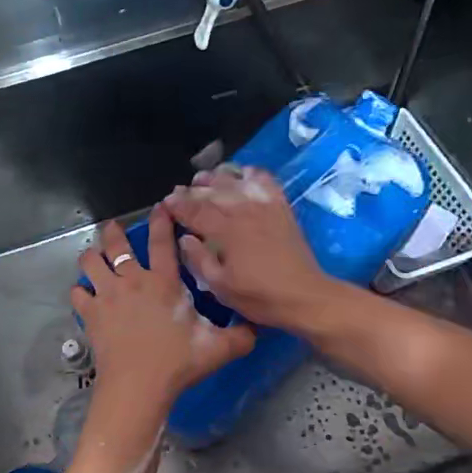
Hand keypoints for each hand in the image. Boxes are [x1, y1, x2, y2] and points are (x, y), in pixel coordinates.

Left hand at [71, 209, 256, 409]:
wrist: (138, 385)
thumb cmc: (178, 362)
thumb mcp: (218, 349)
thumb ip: (240, 336)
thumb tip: (258, 329)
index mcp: (164, 282)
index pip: (162, 242)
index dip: (161, 221)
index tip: (159, 207)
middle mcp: (133, 281)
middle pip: (117, 245)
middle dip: (114, 232)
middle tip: (113, 227)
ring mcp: (107, 295)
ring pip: (91, 262)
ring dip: (91, 256)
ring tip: (93, 255)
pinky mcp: (90, 314)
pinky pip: (78, 293)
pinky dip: (79, 290)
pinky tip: (83, 293)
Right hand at [161, 165, 341, 330]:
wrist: (305, 297)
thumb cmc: (260, 297)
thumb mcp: (221, 288)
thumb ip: (199, 260)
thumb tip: (184, 238)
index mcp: (227, 232)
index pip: (196, 211)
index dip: (178, 206)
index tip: (165, 203)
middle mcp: (245, 213)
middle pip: (213, 193)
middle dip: (192, 190)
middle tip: (178, 191)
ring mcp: (266, 207)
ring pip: (237, 183)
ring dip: (217, 178)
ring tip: (203, 178)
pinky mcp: (282, 209)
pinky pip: (266, 182)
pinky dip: (251, 175)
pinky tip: (242, 175)